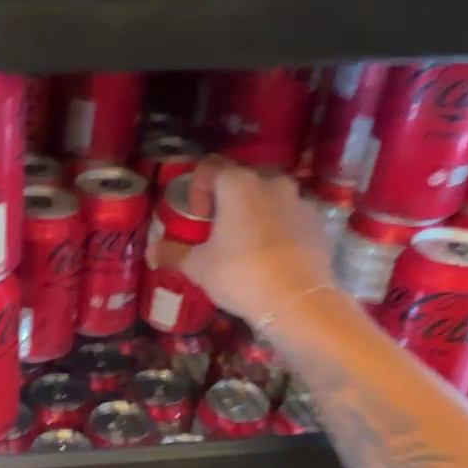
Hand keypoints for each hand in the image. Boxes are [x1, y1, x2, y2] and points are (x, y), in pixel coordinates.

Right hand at [161, 159, 334, 326]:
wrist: (296, 300)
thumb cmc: (240, 274)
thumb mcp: (198, 267)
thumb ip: (173, 253)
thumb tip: (151, 251)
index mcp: (238, 185)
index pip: (209, 167)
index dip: (196, 188)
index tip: (196, 216)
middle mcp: (270, 182)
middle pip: (241, 181)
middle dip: (227, 200)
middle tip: (218, 230)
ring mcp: (299, 200)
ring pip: (269, 197)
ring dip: (254, 212)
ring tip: (246, 243)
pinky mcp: (317, 222)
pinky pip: (290, 216)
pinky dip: (279, 227)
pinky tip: (272, 255)